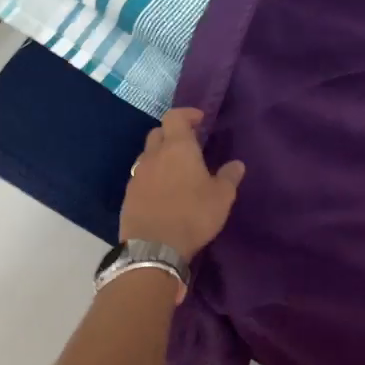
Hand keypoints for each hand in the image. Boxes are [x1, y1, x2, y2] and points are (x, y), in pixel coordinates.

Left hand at [120, 108, 244, 257]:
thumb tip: (236, 164)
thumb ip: (229, 177)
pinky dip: (152, 177)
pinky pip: (141, 177)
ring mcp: (137, 176)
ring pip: (147, 155)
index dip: (187, 114)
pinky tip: (163, 193)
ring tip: (176, 172)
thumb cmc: (192, 215)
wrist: (153, 250)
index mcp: (178, 148)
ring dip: (161, 157)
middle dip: (172, 134)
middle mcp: (154, 156)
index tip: (200, 120)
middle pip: (158, 133)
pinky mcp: (128, 196)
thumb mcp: (222, 197)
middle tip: (189, 146)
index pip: (175, 117)